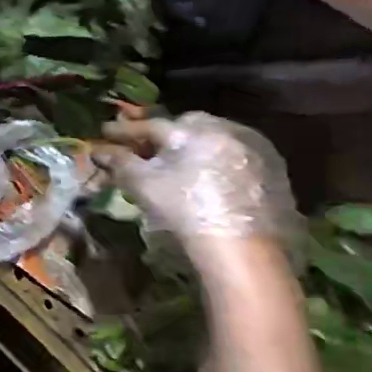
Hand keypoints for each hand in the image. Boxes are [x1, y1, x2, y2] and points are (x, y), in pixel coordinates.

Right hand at [91, 113, 301, 245]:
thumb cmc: (184, 211)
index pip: (150, 125)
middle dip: (165, 132)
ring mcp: (253, 146)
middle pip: (186, 123)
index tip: (105, 133)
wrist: (242, 248)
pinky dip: (218, 157)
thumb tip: (98, 149)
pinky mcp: (273, 166)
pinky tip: (210, 176)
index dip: (124, 130)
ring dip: (194, 144)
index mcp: (190, 131)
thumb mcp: (143, 185)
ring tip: (180, 162)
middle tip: (147, 149)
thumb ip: (119, 161)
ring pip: (214, 135)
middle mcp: (225, 129)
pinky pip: (236, 151)